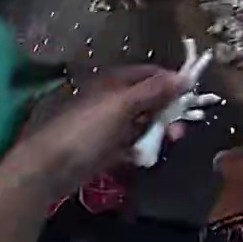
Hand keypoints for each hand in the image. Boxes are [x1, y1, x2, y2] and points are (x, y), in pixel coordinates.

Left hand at [0, 66, 182, 201]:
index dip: (171, 83)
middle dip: (168, 114)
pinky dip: (140, 151)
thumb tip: (185, 76)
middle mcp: (113, 100)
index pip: (150, 74)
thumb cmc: (86, 130)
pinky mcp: (105, 150)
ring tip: (167, 145)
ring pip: (142, 125)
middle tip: (180, 132)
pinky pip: (131, 146)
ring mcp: (108, 126)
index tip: (192, 97)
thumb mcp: (122, 105)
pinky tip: (144, 160)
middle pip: (149, 101)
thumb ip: (153, 91)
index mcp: (114, 83)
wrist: (50, 167)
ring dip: (156, 134)